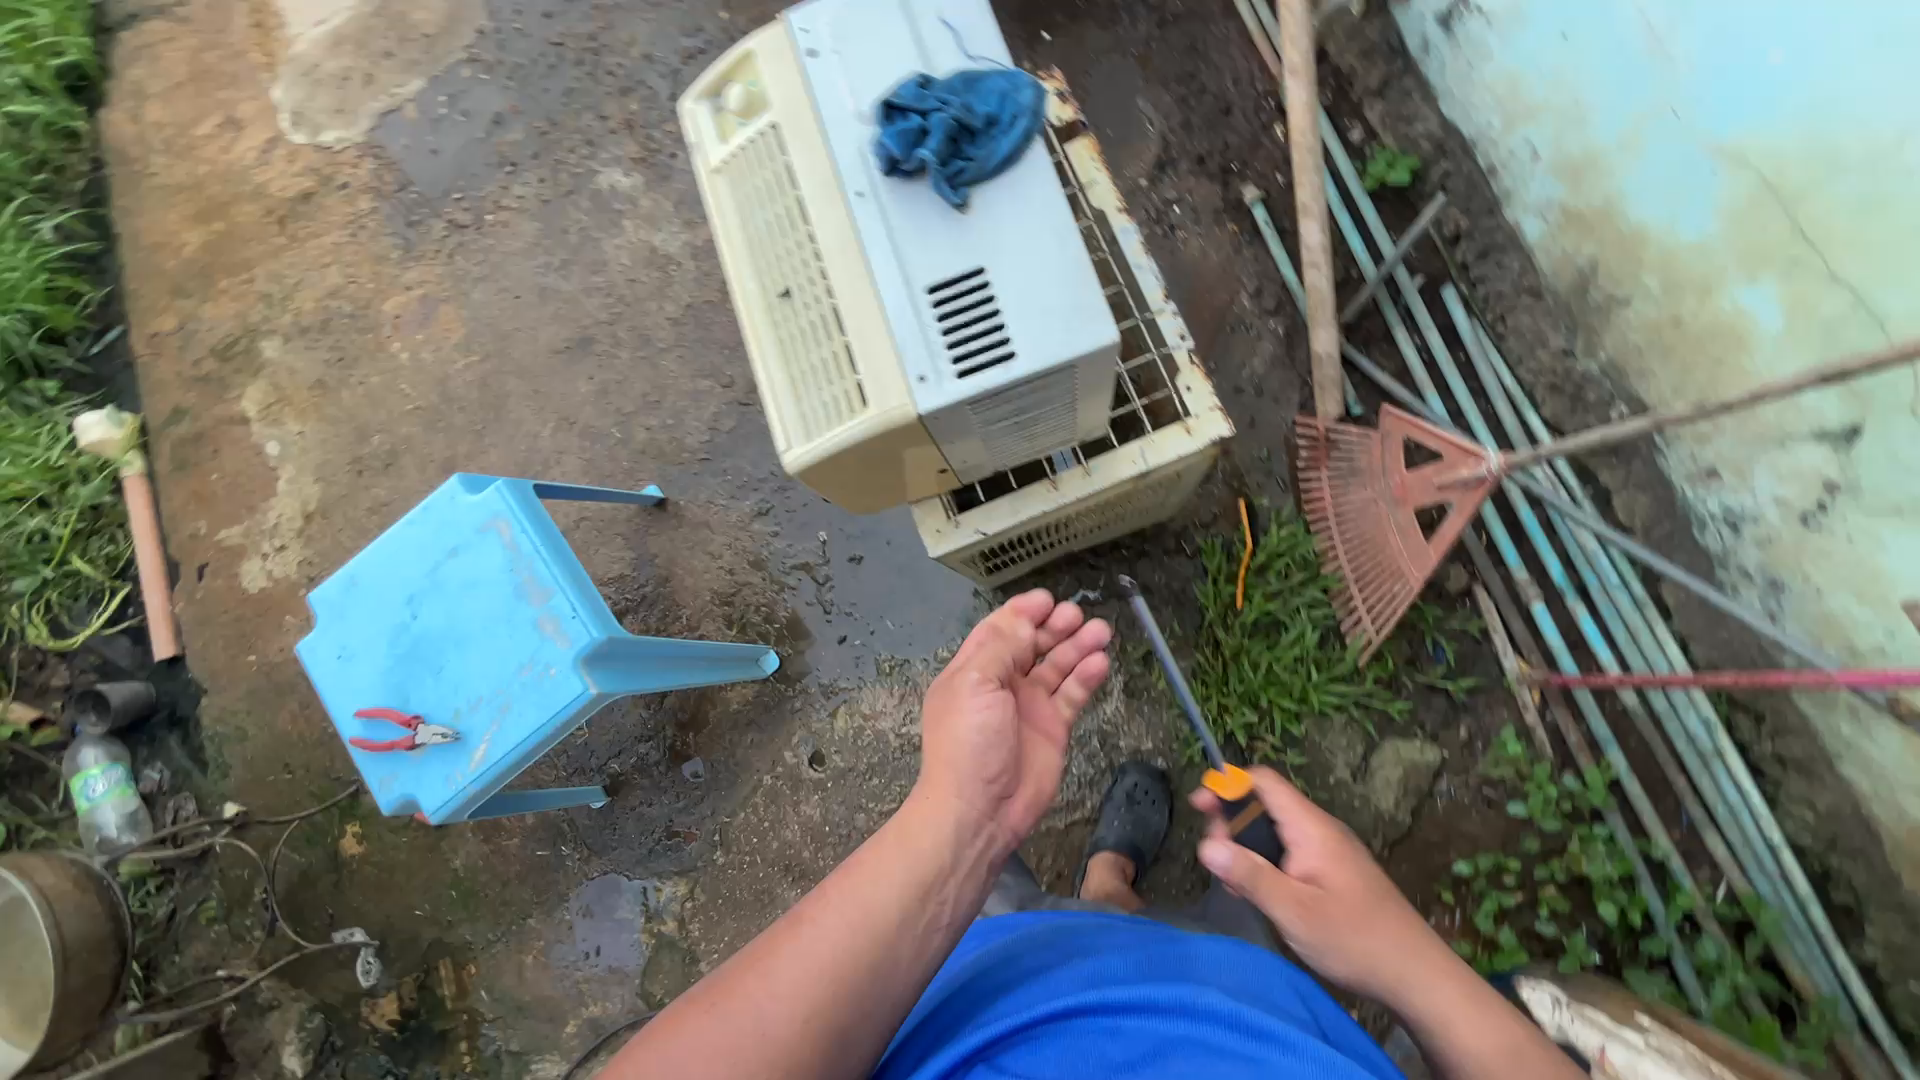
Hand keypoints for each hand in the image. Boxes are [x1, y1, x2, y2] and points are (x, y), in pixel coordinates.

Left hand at [914, 590, 1111, 857]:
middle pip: (1032, 644)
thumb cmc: (968, 741)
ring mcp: (1028, 706)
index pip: (999, 630)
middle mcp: (1001, 683)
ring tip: (1101, 630)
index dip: (1022, 612)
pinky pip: (1073, 694)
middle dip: (1054, 626)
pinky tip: (1101, 662)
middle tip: (1077, 615)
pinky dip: (1086, 677)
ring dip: (1077, 646)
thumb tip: (1026, 622)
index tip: (1047, 599)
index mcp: (973, 669)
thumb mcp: (974, 684)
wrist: (979, 810)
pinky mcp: (1053, 728)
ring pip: (1057, 666)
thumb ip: (1002, 648)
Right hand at [1193, 767, 1454, 1007]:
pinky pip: (1288, 851)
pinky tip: (1263, 896)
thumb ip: (1249, 876)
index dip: (1227, 785)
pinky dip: (1266, 864)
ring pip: (1273, 831)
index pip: (1263, 781)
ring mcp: (1327, 850)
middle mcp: (1319, 829)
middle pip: (1263, 804)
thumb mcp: (1294, 912)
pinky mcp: (1331, 871)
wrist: (1419, 977)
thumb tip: (1205, 845)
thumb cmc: (1355, 941)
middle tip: (1218, 862)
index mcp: (1310, 828)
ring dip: (1247, 849)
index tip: (1200, 807)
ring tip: (1238, 886)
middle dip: (1232, 825)